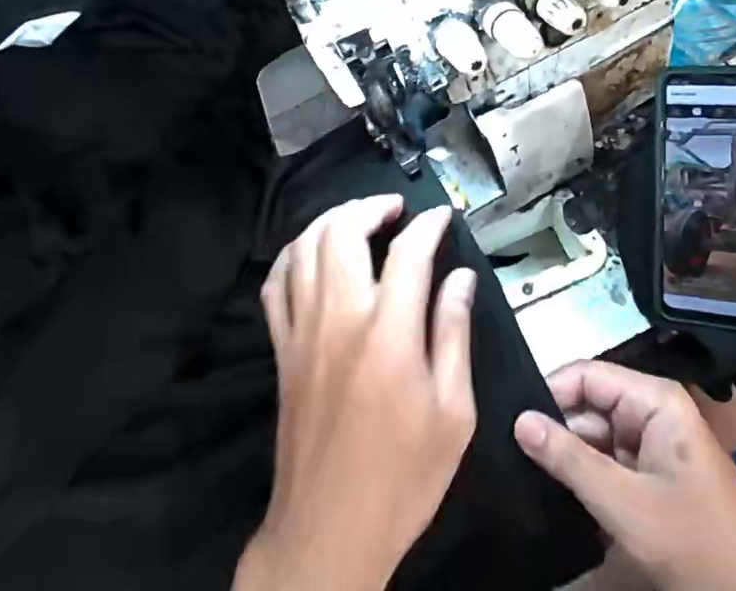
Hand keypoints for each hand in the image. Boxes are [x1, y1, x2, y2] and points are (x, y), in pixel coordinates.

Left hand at [233, 196, 477, 590]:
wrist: (329, 529)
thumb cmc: (404, 477)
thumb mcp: (453, 412)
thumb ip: (454, 334)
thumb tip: (460, 278)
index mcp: (388, 334)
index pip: (408, 252)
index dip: (429, 225)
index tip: (443, 217)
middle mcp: (339, 318)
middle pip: (342, 232)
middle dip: (371, 206)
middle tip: (397, 208)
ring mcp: (301, 331)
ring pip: (303, 248)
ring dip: (331, 220)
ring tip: (359, 219)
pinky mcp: (280, 349)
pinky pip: (275, 285)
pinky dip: (292, 255)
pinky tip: (312, 253)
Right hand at [514, 362, 735, 590]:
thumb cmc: (698, 544)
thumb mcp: (626, 503)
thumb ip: (569, 459)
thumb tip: (518, 420)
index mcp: (653, 400)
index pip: (585, 375)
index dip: (548, 394)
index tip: (512, 423)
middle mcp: (650, 412)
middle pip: (585, 405)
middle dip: (554, 429)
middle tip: (512, 454)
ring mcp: (650, 445)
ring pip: (591, 437)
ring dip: (566, 458)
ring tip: (526, 474)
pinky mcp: (648, 477)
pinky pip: (603, 463)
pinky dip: (583, 479)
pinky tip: (555, 493)